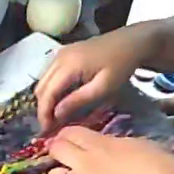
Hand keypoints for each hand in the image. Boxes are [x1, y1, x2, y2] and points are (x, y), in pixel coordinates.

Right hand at [35, 24, 162, 131]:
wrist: (132, 41)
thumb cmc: (121, 65)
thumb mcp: (103, 87)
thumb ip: (78, 100)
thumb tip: (56, 115)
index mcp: (68, 65)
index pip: (47, 94)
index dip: (44, 114)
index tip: (47, 131)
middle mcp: (59, 57)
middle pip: (41, 88)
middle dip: (43, 109)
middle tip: (52, 126)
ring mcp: (60, 54)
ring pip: (43, 82)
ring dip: (46, 100)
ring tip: (56, 116)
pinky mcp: (64, 54)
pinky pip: (50, 75)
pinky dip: (51, 90)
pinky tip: (61, 100)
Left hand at [46, 126, 173, 173]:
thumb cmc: (162, 164)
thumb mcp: (136, 142)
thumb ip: (112, 143)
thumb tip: (102, 146)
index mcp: (99, 143)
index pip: (68, 132)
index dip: (67, 135)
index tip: (70, 139)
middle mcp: (85, 162)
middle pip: (55, 151)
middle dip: (58, 151)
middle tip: (66, 157)